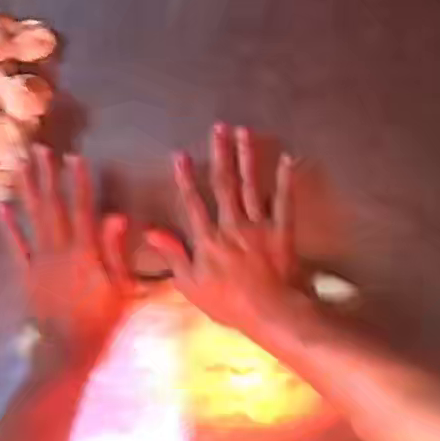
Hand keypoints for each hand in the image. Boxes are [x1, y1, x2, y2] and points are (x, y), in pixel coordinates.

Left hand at [0, 146, 135, 371]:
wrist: (68, 348)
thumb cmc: (102, 319)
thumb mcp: (120, 286)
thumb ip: (115, 250)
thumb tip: (116, 215)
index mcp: (85, 252)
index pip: (82, 209)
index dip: (79, 182)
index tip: (75, 158)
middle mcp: (59, 249)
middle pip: (52, 206)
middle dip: (47, 176)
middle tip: (40, 149)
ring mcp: (39, 260)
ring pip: (32, 218)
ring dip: (27, 190)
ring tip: (21, 165)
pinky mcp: (26, 273)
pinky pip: (14, 245)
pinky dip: (6, 225)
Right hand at [146, 124, 312, 341]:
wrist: (270, 312)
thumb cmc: (228, 304)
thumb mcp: (190, 285)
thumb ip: (173, 255)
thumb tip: (152, 232)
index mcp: (208, 240)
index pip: (194, 203)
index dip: (186, 178)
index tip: (181, 155)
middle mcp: (232, 226)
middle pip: (224, 184)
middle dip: (220, 153)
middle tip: (218, 127)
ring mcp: (259, 227)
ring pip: (250, 185)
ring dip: (246, 157)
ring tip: (243, 132)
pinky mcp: (282, 232)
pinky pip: (284, 201)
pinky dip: (285, 180)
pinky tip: (287, 158)